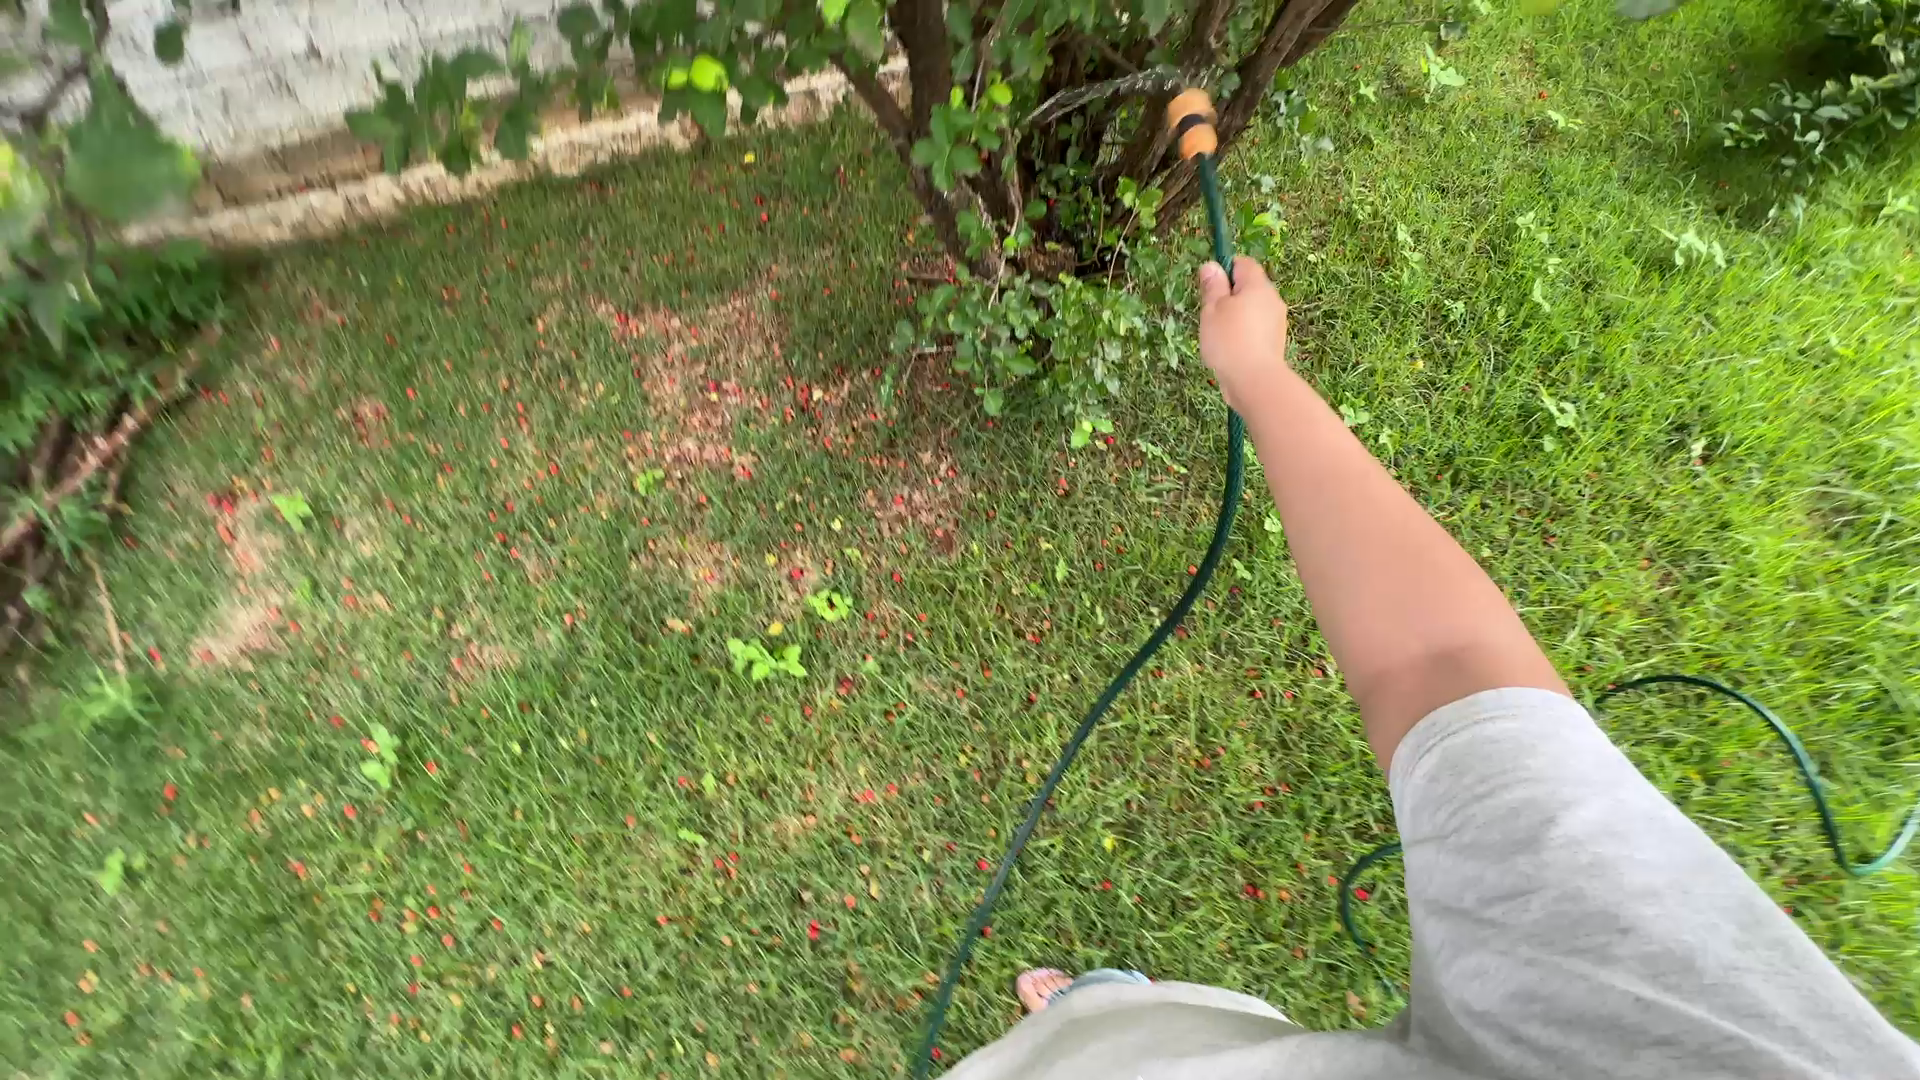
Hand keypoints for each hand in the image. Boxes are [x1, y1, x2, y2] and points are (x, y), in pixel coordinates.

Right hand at [1197, 256, 1288, 413]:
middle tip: (1210, 315)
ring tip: (1219, 336)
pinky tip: (1230, 350)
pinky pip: (1256, 329)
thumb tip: (1211, 266)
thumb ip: (1213, 287)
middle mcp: (1272, 299)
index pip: (1243, 264)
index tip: (1210, 288)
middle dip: (1229, 297)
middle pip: (1249, 288)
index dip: (1224, 270)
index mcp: (1257, 286)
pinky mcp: (1274, 341)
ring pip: (1252, 310)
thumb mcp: (1212, 310)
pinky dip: (1243, 334)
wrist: (1254, 380)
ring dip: (1236, 317)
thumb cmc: (1229, 340)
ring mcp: (1276, 321)